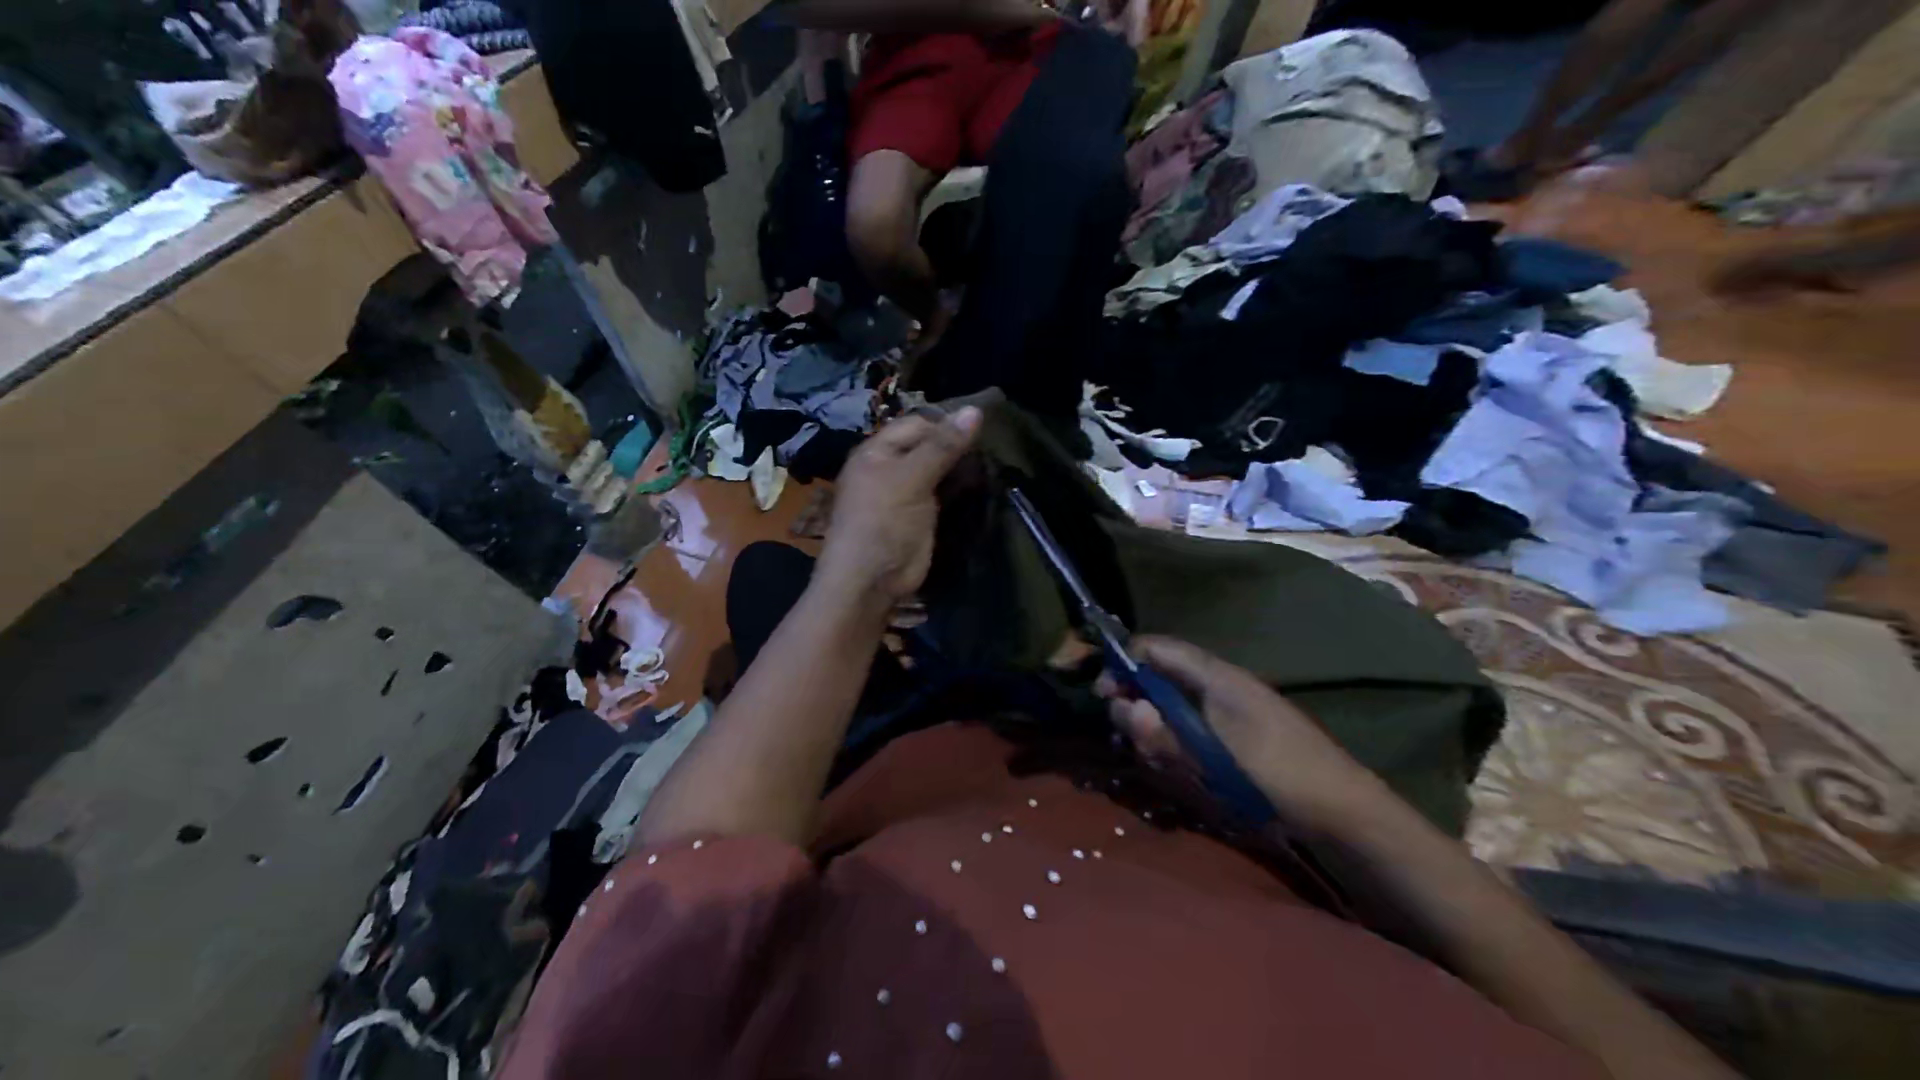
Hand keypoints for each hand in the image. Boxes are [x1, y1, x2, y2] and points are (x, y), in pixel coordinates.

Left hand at [815, 406, 981, 603]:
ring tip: (993, 466)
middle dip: (956, 447)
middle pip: (928, 446)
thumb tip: (976, 410)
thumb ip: (943, 446)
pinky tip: (982, 487)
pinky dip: (960, 490)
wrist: (870, 581)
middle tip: (992, 449)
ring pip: (939, 470)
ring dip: (961, 469)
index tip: (981, 429)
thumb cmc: (882, 522)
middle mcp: (889, 468)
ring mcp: (905, 494)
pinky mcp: (920, 516)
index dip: (945, 424)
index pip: (917, 424)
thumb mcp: (911, 478)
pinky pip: (943, 494)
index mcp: (877, 451)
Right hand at [1096, 636, 1395, 830]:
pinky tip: (1180, 767)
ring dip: (1155, 729)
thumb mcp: (1216, 754)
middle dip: (1136, 703)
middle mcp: (1219, 686)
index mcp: (1217, 676)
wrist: (1346, 812)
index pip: (1157, 649)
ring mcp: (1228, 713)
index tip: (1103, 695)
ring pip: (1171, 707)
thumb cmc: (1280, 773)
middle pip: (1159, 677)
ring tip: (1156, 757)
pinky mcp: (1234, 739)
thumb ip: (1166, 731)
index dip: (1125, 663)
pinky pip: (1191, 730)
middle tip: (1130, 736)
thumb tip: (1121, 708)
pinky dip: (1175, 744)